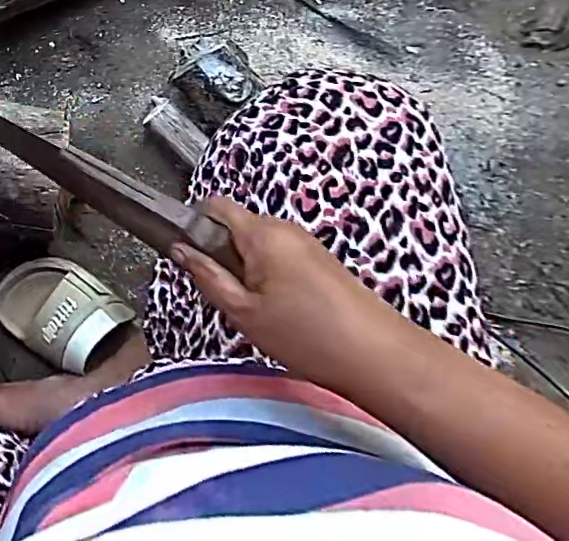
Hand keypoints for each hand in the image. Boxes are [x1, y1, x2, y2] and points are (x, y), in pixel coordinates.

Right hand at [170, 196, 422, 390]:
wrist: (388, 364)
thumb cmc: (317, 339)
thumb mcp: (243, 312)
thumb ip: (205, 275)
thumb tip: (180, 251)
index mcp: (262, 233)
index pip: (213, 205)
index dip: (194, 225)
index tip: (191, 253)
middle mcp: (285, 229)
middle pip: (235, 227)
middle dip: (223, 254)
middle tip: (228, 293)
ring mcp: (307, 244)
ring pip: (257, 245)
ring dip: (248, 268)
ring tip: (258, 309)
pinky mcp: (322, 262)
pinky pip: (280, 257)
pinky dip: (272, 278)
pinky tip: (283, 313)